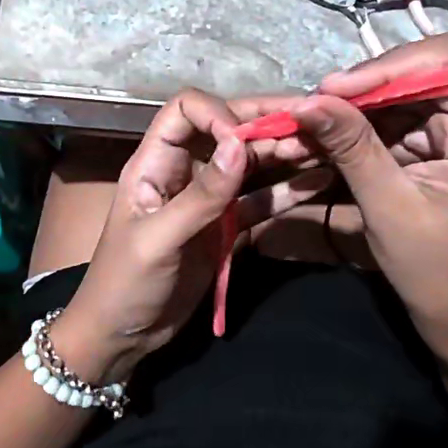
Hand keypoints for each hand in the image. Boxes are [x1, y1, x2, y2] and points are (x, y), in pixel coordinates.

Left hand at [57, 91, 327, 381]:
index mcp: (156, 162)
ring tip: (324, 146)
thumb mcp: (158, 240)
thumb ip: (201, 196)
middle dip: (266, 122)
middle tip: (314, 119)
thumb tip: (240, 144)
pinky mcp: (226, 227)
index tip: (247, 139)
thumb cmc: (125, 285)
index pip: (186, 111)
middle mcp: (185, 170)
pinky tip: (319, 181)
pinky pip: (260, 200)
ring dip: (284, 152)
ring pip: (249, 162)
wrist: (123, 337)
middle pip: (227, 129)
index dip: (218, 114)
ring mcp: (208, 198)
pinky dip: (288, 191)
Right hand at [286, 36, 447, 358]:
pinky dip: (365, 128)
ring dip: (359, 108)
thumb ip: (351, 146)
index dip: (386, 67)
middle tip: (316, 102)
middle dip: (366, 88)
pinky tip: (331, 134)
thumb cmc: (433, 267)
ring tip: (314, 119)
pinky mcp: (442, 148)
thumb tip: (307, 100)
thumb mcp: (388, 204)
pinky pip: (400, 121)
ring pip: (405, 96)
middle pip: (423, 74)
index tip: (332, 88)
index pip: (445, 64)